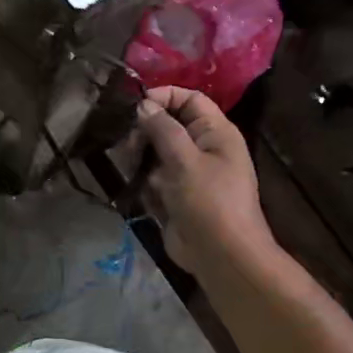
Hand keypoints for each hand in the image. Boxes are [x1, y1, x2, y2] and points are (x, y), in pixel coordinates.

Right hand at [136, 86, 276, 275]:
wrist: (220, 255)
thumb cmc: (208, 202)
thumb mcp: (184, 160)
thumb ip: (162, 129)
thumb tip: (143, 105)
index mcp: (216, 133)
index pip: (189, 99)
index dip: (164, 96)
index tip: (136, 105)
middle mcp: (203, 149)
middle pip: (168, 125)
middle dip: (146, 133)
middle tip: (131, 147)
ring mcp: (188, 174)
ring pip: (155, 153)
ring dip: (142, 161)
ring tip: (136, 174)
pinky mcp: (176, 196)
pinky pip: (153, 179)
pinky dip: (146, 185)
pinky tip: (146, 196)